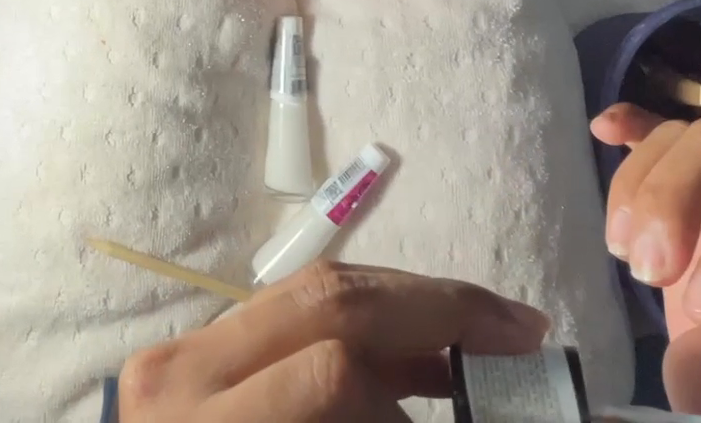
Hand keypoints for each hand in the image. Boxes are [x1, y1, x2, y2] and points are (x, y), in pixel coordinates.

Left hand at [116, 261, 547, 421]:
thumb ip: (374, 417)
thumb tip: (464, 399)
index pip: (331, 373)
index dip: (414, 388)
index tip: (494, 399)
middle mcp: (187, 375)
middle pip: (324, 300)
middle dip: (433, 307)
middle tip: (519, 330)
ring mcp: (181, 352)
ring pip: (311, 291)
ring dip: (403, 305)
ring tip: (479, 334)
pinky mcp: (185, 345)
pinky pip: (289, 314)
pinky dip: (359, 326)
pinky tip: (414, 354)